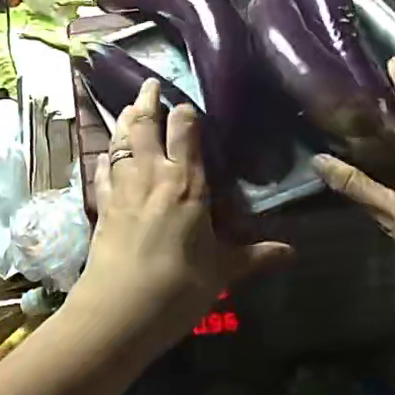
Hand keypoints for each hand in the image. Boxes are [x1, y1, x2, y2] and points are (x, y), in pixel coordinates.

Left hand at [71, 79, 291, 353]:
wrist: (121, 309)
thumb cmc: (179, 288)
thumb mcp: (222, 272)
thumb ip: (254, 256)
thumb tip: (292, 253)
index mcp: (187, 185)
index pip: (186, 133)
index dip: (185, 115)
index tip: (186, 106)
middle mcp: (152, 177)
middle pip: (146, 127)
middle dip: (147, 102)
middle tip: (149, 84)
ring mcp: (123, 189)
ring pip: (120, 142)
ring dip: (124, 121)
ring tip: (128, 106)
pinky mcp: (102, 207)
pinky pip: (103, 171)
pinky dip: (105, 157)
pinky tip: (104, 153)